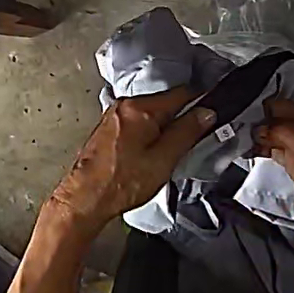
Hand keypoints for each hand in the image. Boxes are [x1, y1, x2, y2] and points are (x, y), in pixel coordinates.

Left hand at [47, 87, 215, 235]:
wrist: (83, 200)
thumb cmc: (120, 183)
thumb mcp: (164, 159)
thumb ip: (187, 132)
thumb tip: (206, 112)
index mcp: (141, 108)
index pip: (182, 93)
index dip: (200, 101)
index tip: (210, 112)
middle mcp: (125, 105)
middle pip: (165, 102)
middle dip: (179, 118)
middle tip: (187, 142)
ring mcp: (114, 114)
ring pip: (150, 112)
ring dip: (162, 126)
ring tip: (164, 153)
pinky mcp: (108, 126)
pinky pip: (136, 120)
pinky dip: (146, 131)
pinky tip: (146, 154)